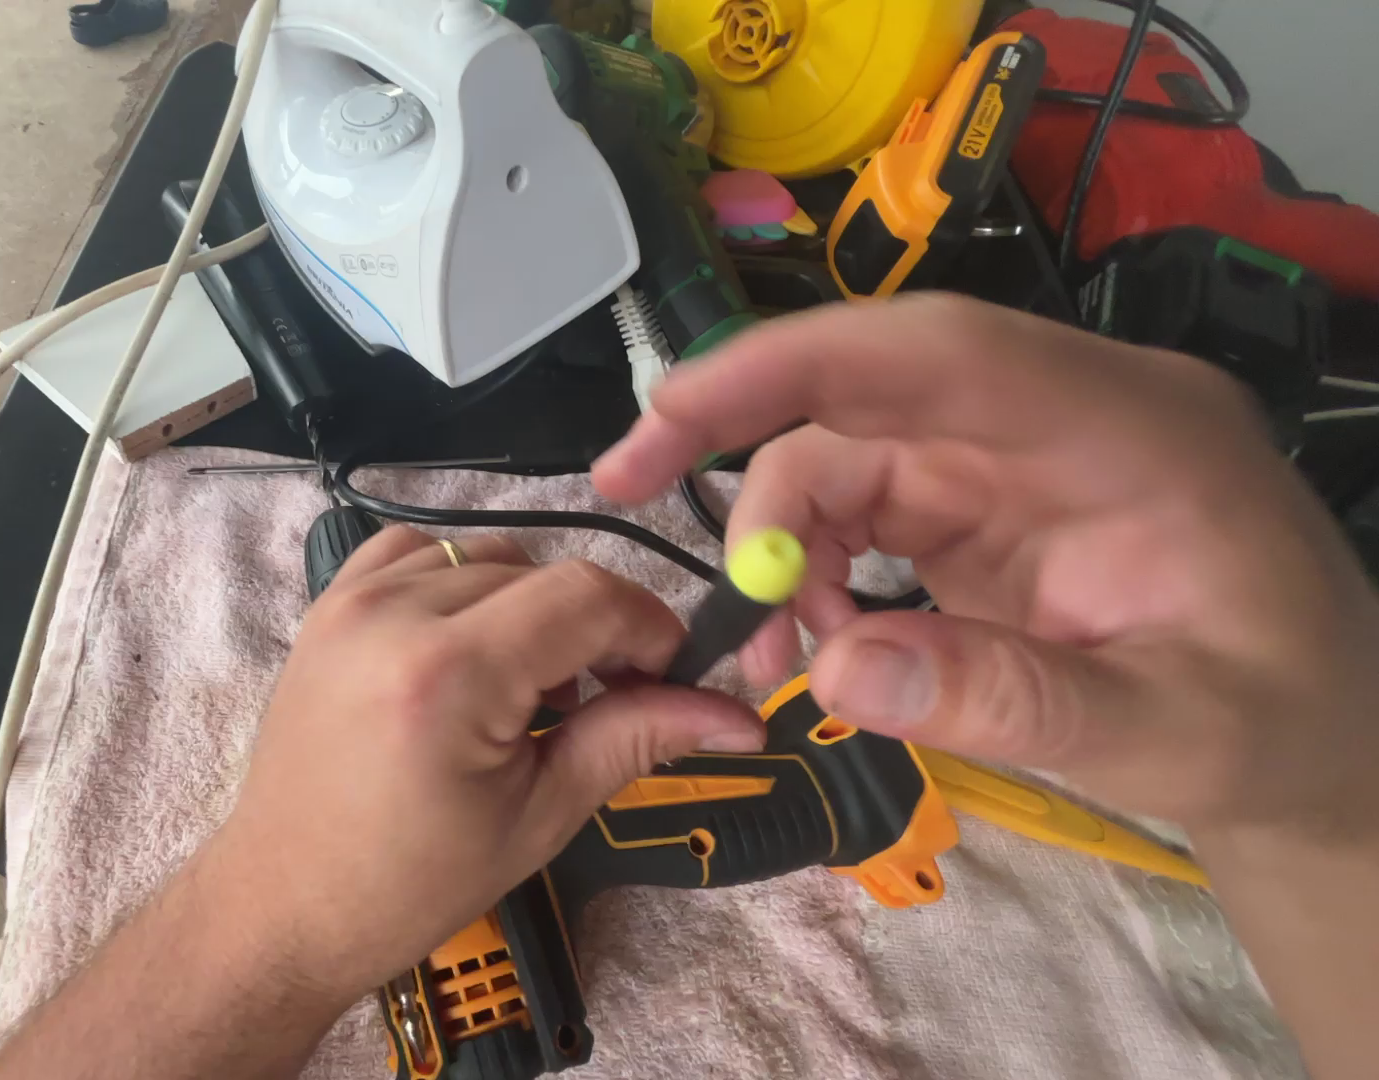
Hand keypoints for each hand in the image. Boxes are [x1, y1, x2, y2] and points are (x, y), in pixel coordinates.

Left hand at [201, 527, 762, 1004]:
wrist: (285, 898)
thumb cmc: (413, 881)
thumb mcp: (539, 817)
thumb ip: (634, 740)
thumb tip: (736, 717)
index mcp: (449, 673)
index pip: (584, 596)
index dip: (646, 624)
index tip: (666, 671)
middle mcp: (394, 612)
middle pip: (539, 572)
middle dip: (590, 626)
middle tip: (594, 698)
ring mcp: (351, 598)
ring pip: (484, 554)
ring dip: (525, 602)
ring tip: (520, 678)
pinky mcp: (327, 603)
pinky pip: (414, 549)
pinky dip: (457, 576)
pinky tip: (461, 635)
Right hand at [594, 294, 1378, 842]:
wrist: (1298, 739)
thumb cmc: (1270, 723)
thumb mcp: (1173, 733)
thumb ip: (1011, 699)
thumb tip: (836, 673)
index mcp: (1115, 424)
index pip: (923, 351)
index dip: (784, 364)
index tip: (669, 409)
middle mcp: (1032, 413)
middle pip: (843, 384)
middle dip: (721, 426)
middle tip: (624, 480)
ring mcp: (983, 452)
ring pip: (821, 456)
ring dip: (771, 547)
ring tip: (773, 651)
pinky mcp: (948, 496)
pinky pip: (834, 508)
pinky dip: (796, 571)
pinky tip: (812, 638)